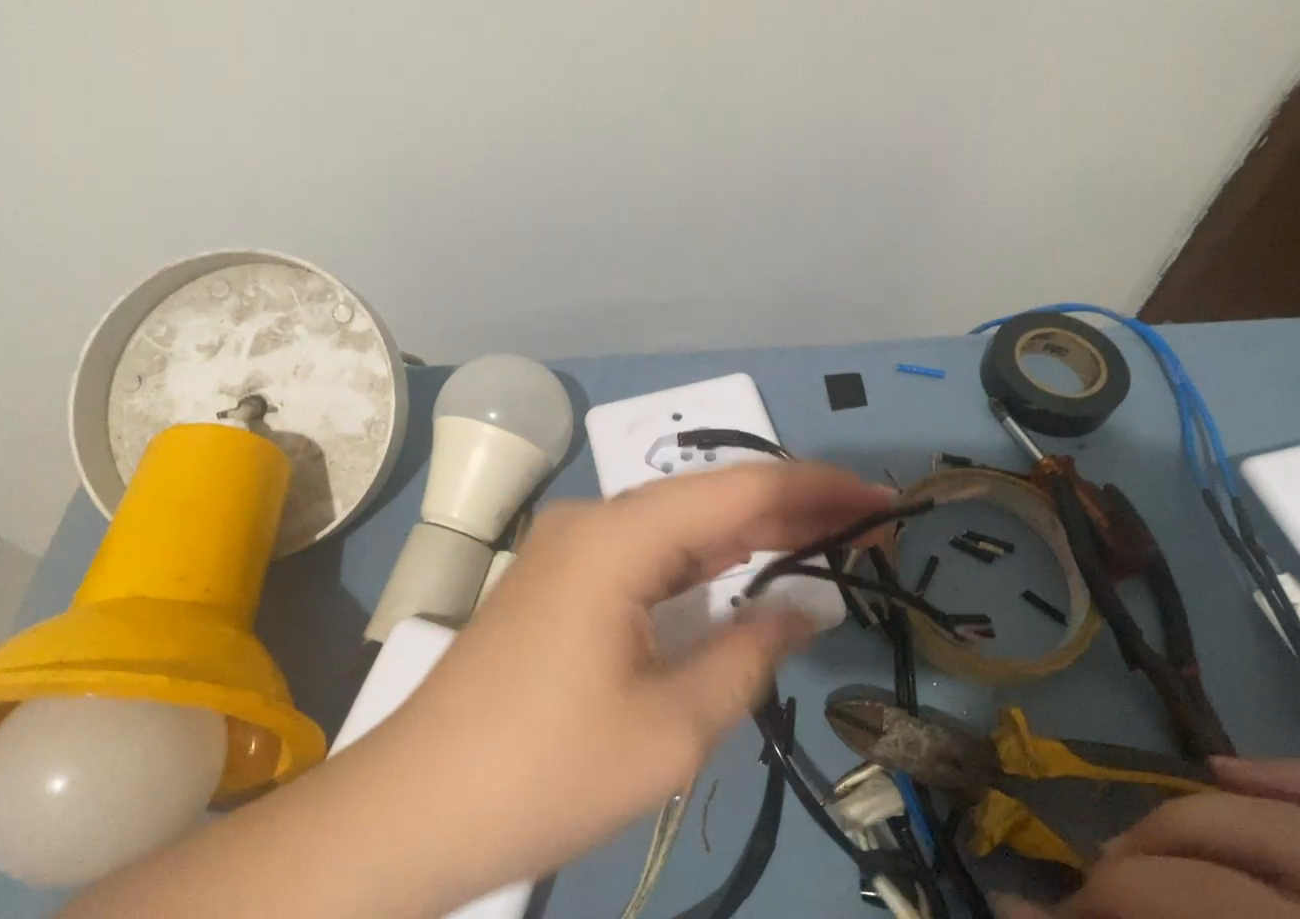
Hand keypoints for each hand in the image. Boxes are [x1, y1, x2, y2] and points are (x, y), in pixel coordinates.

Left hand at [388, 460, 890, 893]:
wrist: (415, 809)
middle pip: (710, 498)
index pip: (740, 490)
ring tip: (827, 545)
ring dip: (750, 535)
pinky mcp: (560, 582)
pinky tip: (744, 576)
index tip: (884, 499)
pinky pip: (648, 555)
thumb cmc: (547, 771)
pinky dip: (704, 564)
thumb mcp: (672, 728)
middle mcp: (592, 521)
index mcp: (618, 537)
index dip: (818, 489)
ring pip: (679, 525)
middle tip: (870, 528)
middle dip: (792, 510)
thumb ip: (748, 654)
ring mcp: (570, 550)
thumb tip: (799, 608)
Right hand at [1001, 758, 1299, 918]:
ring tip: (1145, 839)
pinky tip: (1222, 771)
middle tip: (1099, 890)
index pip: (1170, 906)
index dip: (1099, 905)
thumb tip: (1009, 906)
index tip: (1064, 917)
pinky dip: (1292, 779)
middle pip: (1216, 874)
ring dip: (1192, 820)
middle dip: (1134, 869)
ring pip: (1282, 828)